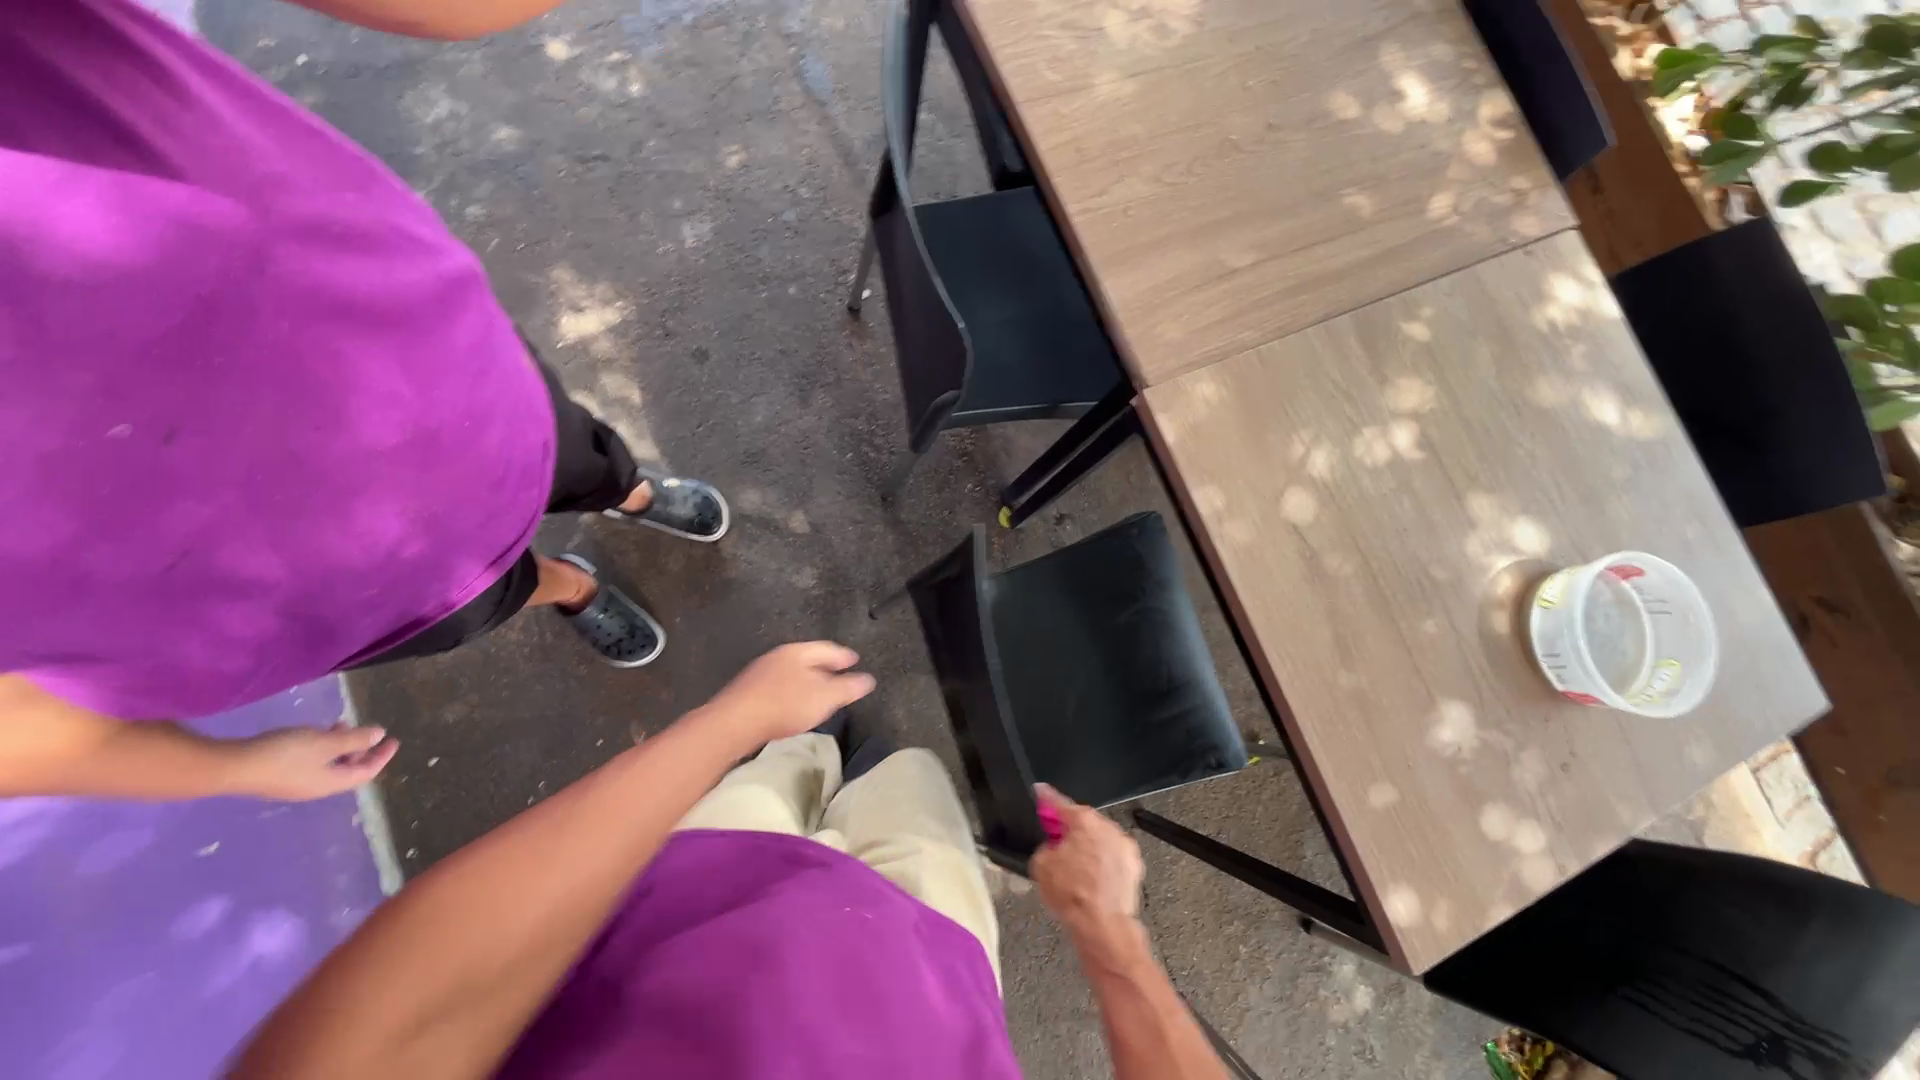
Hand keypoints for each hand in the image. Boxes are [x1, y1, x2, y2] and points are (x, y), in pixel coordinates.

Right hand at [227, 723, 398, 799]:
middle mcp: (315, 788)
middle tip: (362, 730)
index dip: (382, 756)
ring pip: (328, 765)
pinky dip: (320, 749)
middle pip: (348, 770)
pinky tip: (311, 734)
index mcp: (331, 783)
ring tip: (337, 726)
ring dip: (339, 747)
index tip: (393, 740)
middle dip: (360, 750)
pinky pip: (310, 764)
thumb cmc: (284, 754)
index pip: (366, 772)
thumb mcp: (326, 743)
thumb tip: (379, 736)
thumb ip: (354, 740)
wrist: (229, 767)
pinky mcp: (276, 777)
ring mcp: (294, 785)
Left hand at [694, 641, 876, 745]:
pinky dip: (791, 691)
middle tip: (840, 674)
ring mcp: (760, 673)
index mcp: (798, 652)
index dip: (844, 656)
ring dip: (807, 680)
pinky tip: (793, 704)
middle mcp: (778, 656)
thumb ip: (848, 687)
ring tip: (819, 691)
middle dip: (826, 667)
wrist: (735, 723)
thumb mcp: (825, 697)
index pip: (828, 648)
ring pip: (792, 672)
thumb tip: (869, 679)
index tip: (856, 661)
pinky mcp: (748, 691)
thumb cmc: (785, 705)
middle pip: (808, 658)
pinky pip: (778, 686)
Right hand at [1030, 784, 1145, 946]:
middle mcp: (1107, 828)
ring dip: (1088, 848)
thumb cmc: (1075, 896)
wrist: (1101, 925)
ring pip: (1100, 840)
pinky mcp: (1134, 866)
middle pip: (1084, 822)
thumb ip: (1044, 847)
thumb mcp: (1040, 866)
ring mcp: (1123, 847)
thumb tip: (1050, 848)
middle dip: (1070, 831)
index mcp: (1084, 821)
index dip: (1047, 797)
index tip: (1042, 792)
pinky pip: (1113, 858)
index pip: (1059, 802)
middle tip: (1057, 846)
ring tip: (1075, 873)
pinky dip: (1103, 864)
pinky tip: (1091, 882)